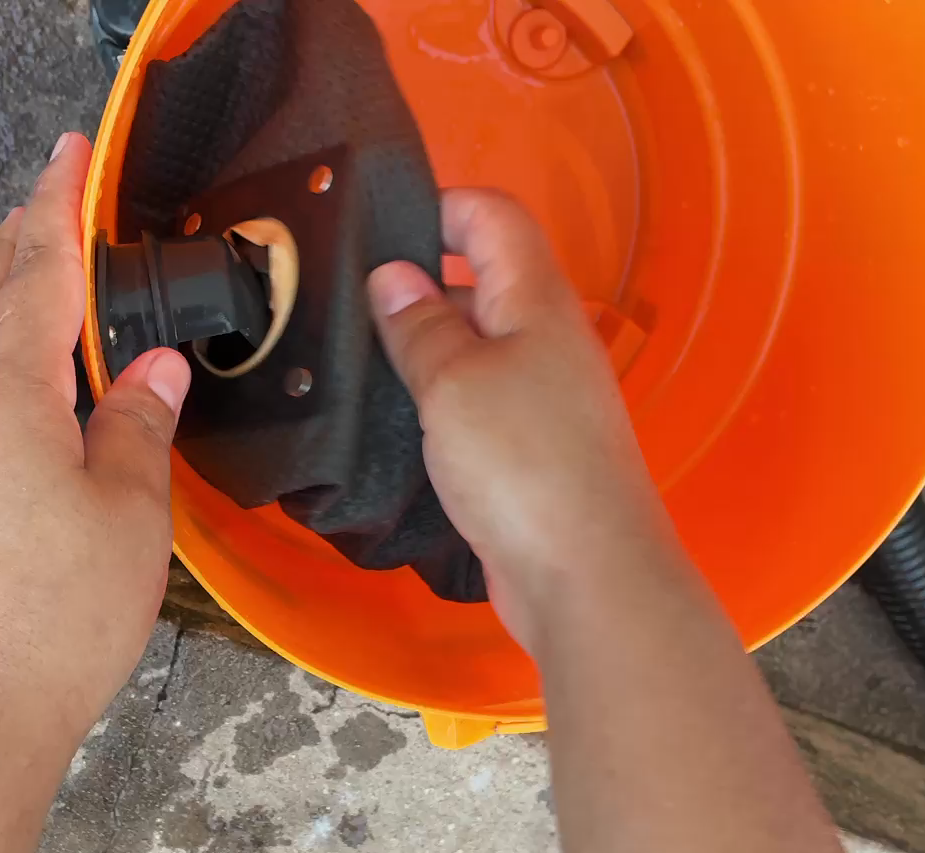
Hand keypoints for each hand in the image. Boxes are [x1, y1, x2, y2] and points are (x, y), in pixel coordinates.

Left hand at [0, 132, 192, 749]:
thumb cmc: (63, 613)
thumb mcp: (130, 514)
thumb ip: (138, 425)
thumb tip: (152, 367)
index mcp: (6, 402)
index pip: (36, 279)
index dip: (57, 209)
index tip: (72, 152)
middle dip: (9, 242)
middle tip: (52, 211)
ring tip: (41, 284)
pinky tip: (26, 382)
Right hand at [367, 189, 676, 653]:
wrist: (583, 573)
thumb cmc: (519, 462)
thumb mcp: (455, 383)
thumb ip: (420, 325)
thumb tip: (391, 274)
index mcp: (536, 303)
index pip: (494, 219)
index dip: (440, 207)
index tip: (375, 230)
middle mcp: (543, 341)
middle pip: (481, 283)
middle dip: (415, 284)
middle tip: (341, 304)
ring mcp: (537, 398)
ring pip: (471, 348)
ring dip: (419, 348)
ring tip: (349, 359)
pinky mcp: (524, 448)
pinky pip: (472, 401)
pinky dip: (433, 399)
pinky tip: (390, 417)